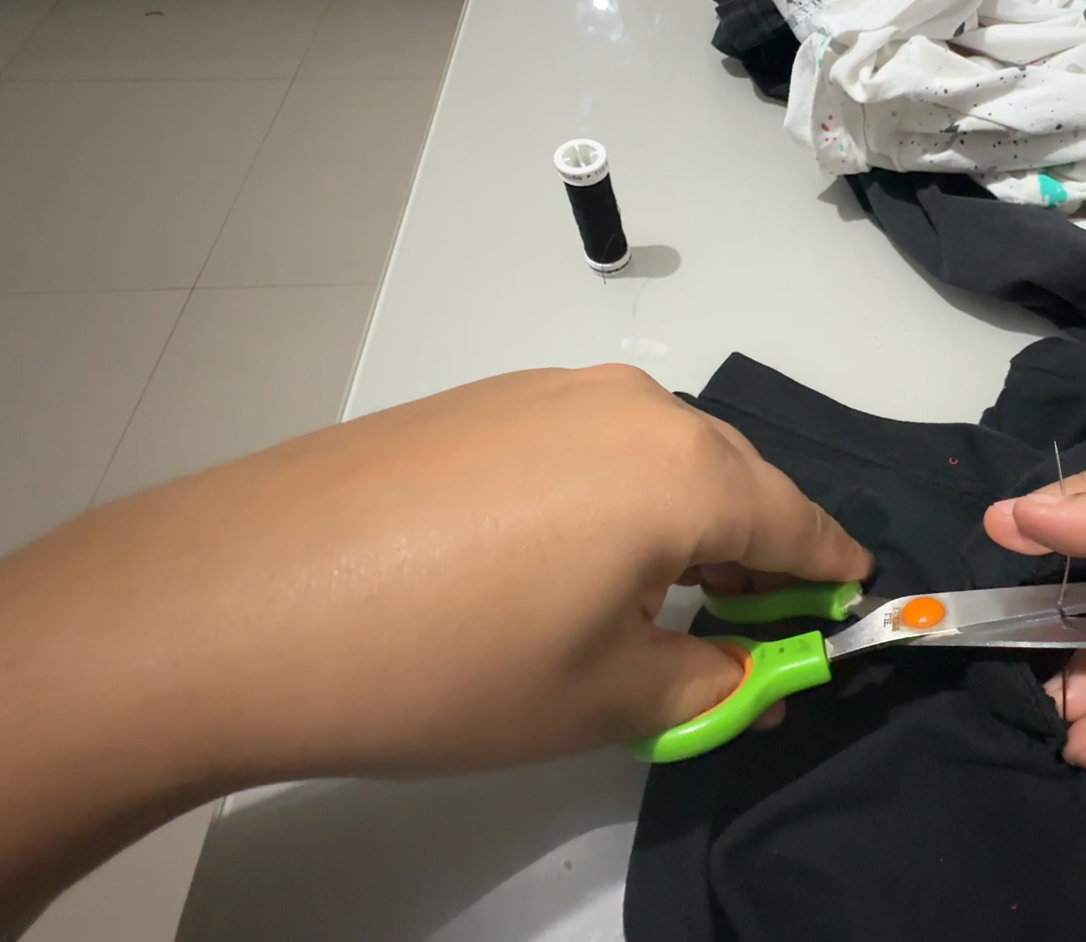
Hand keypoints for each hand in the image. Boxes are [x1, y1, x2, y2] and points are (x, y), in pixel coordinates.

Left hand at [0, 364, 869, 938]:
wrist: (239, 598)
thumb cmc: (452, 663)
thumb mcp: (607, 697)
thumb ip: (716, 683)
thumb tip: (765, 676)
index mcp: (687, 473)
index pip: (798, 523)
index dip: (831, 569)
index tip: (846, 598)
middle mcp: (642, 407)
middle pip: (738, 480)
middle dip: (760, 549)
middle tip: (749, 616)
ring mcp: (565, 388)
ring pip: (670, 454)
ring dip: (691, 517)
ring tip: (660, 586)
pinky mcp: (503, 394)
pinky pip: (604, 440)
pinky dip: (627, 491)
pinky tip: (576, 543)